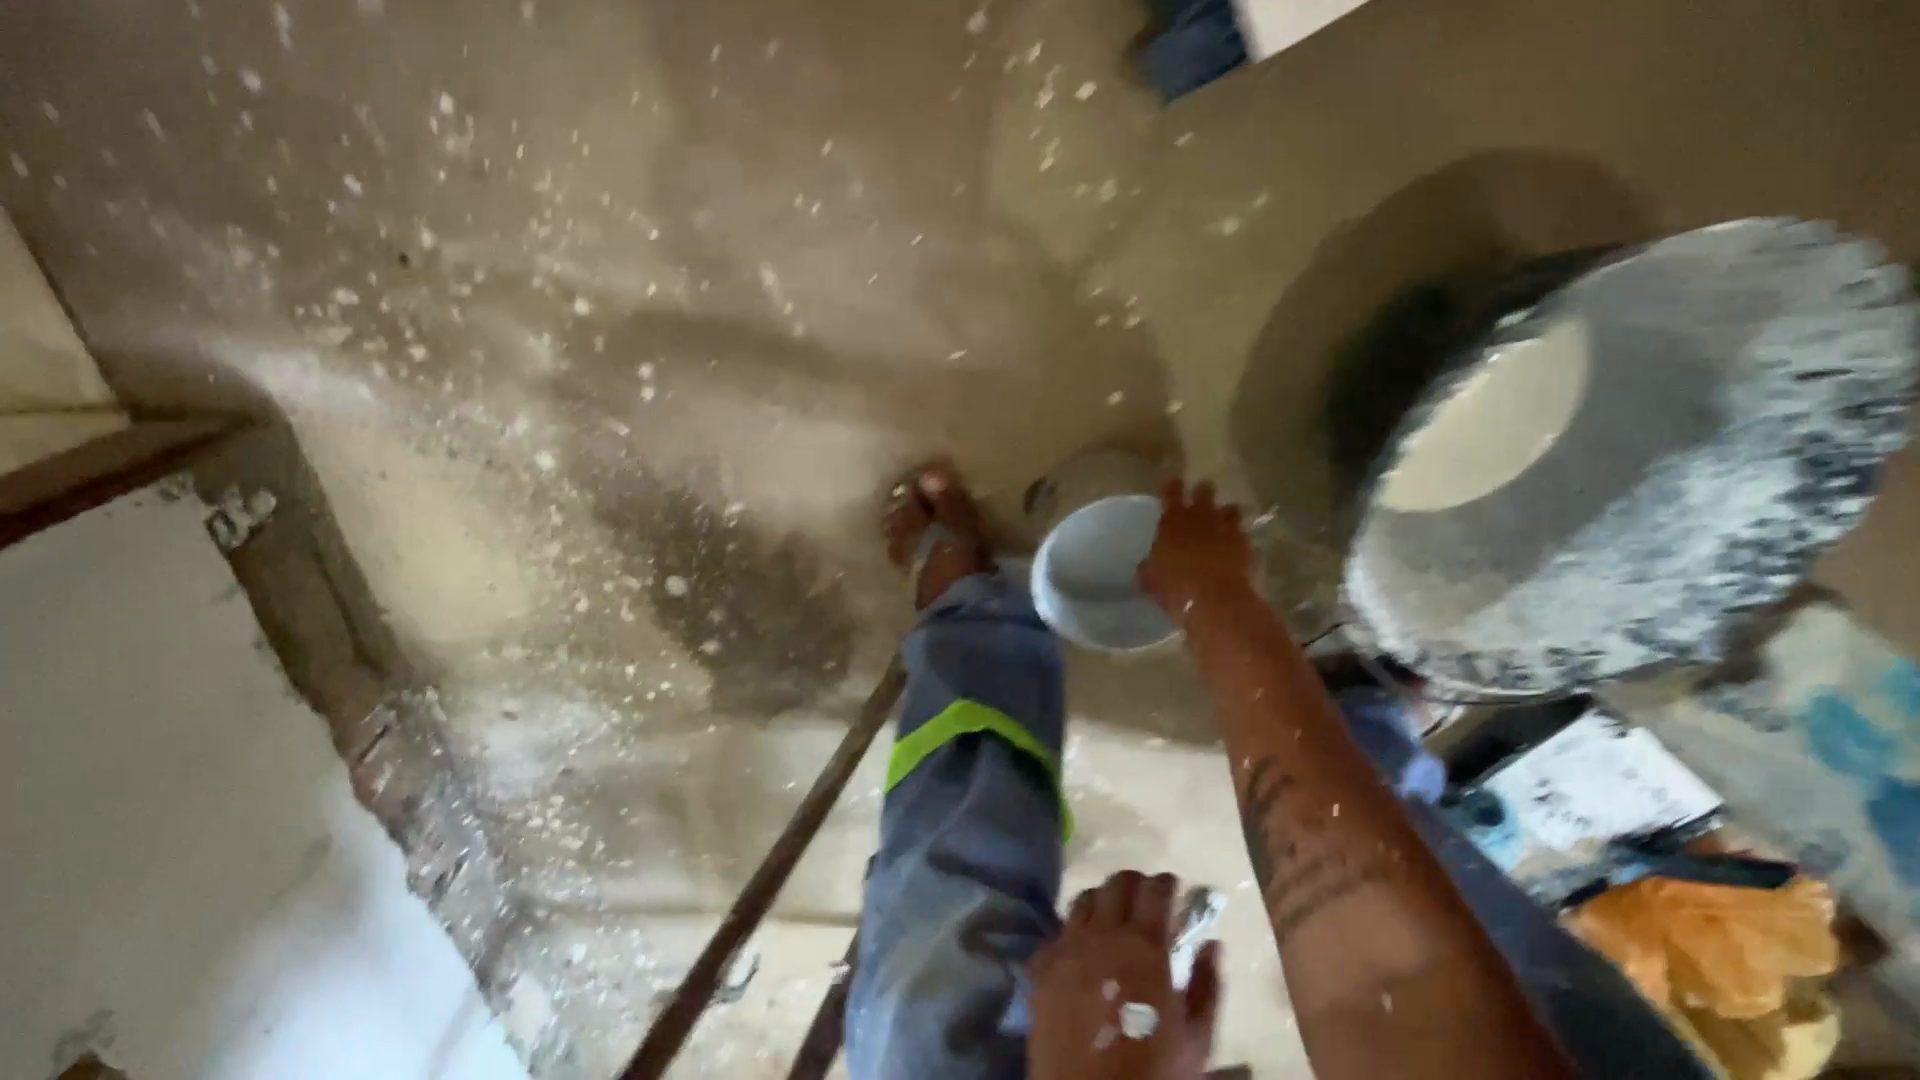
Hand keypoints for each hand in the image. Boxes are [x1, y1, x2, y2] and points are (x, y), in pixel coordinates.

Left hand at [1029, 871, 1222, 1079]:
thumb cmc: (1153, 1075)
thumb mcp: (1197, 1039)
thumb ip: (1207, 985)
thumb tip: (1211, 944)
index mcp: (1144, 947)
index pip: (1154, 889)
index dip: (1166, 883)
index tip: (1173, 888)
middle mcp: (1102, 935)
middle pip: (1115, 883)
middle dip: (1134, 883)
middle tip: (1145, 899)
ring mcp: (1066, 948)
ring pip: (1082, 899)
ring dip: (1101, 900)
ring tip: (1113, 918)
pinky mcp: (1040, 969)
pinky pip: (1056, 932)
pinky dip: (1073, 931)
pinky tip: (1082, 950)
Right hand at [1139, 479, 1253, 626]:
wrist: (1213, 601)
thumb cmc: (1174, 587)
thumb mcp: (1150, 579)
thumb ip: (1148, 566)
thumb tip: (1147, 566)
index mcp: (1173, 520)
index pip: (1172, 490)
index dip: (1172, 487)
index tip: (1173, 485)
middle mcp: (1200, 516)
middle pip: (1205, 490)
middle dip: (1203, 493)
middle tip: (1201, 501)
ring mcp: (1226, 527)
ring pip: (1230, 508)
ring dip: (1226, 513)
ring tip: (1223, 523)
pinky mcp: (1244, 543)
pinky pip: (1242, 532)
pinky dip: (1238, 536)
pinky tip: (1235, 546)